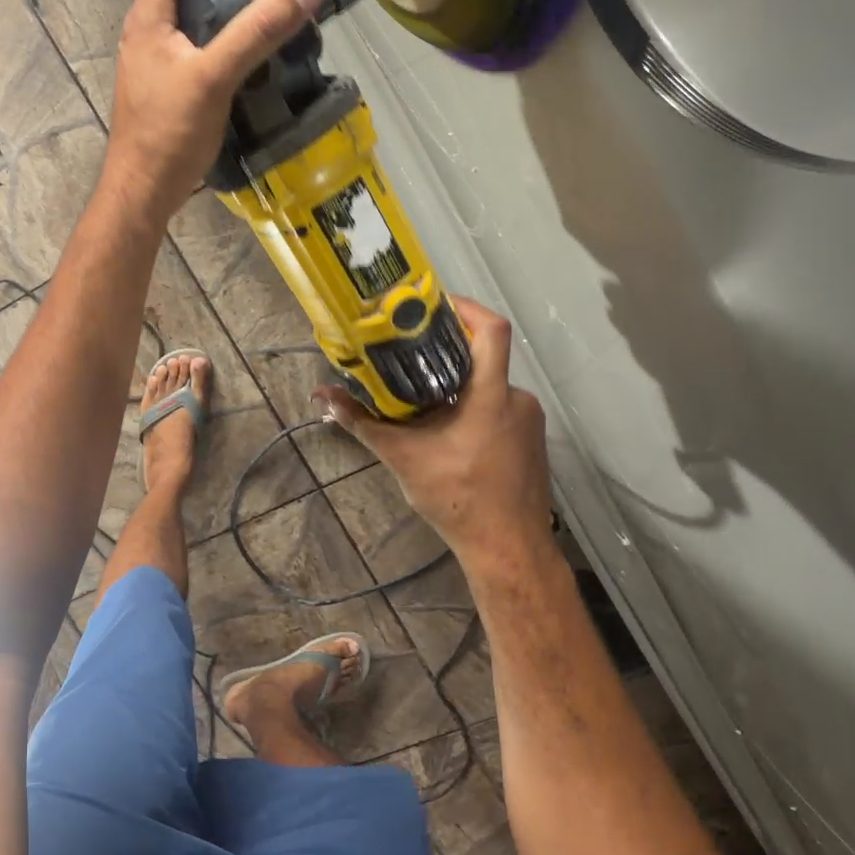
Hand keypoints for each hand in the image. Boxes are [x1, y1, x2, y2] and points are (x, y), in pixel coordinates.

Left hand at [104, 0, 325, 220]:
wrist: (141, 192)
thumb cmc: (168, 135)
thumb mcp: (214, 77)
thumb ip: (257, 31)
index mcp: (148, 16)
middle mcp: (145, 30)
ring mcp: (153, 59)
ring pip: (193, 12)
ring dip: (228, 1)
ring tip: (267, 11)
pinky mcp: (165, 85)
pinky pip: (197, 43)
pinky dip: (224, 34)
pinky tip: (250, 54)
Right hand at [312, 297, 555, 573]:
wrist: (508, 548)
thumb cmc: (458, 496)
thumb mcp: (401, 457)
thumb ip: (362, 422)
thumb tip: (322, 396)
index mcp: (491, 395)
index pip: (492, 330)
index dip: (466, 308)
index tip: (433, 306)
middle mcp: (517, 399)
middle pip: (483, 358)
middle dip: (446, 355)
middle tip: (409, 357)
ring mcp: (529, 421)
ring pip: (489, 387)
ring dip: (457, 387)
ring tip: (420, 400)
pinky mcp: (532, 442)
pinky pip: (500, 410)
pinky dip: (473, 411)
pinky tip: (446, 434)